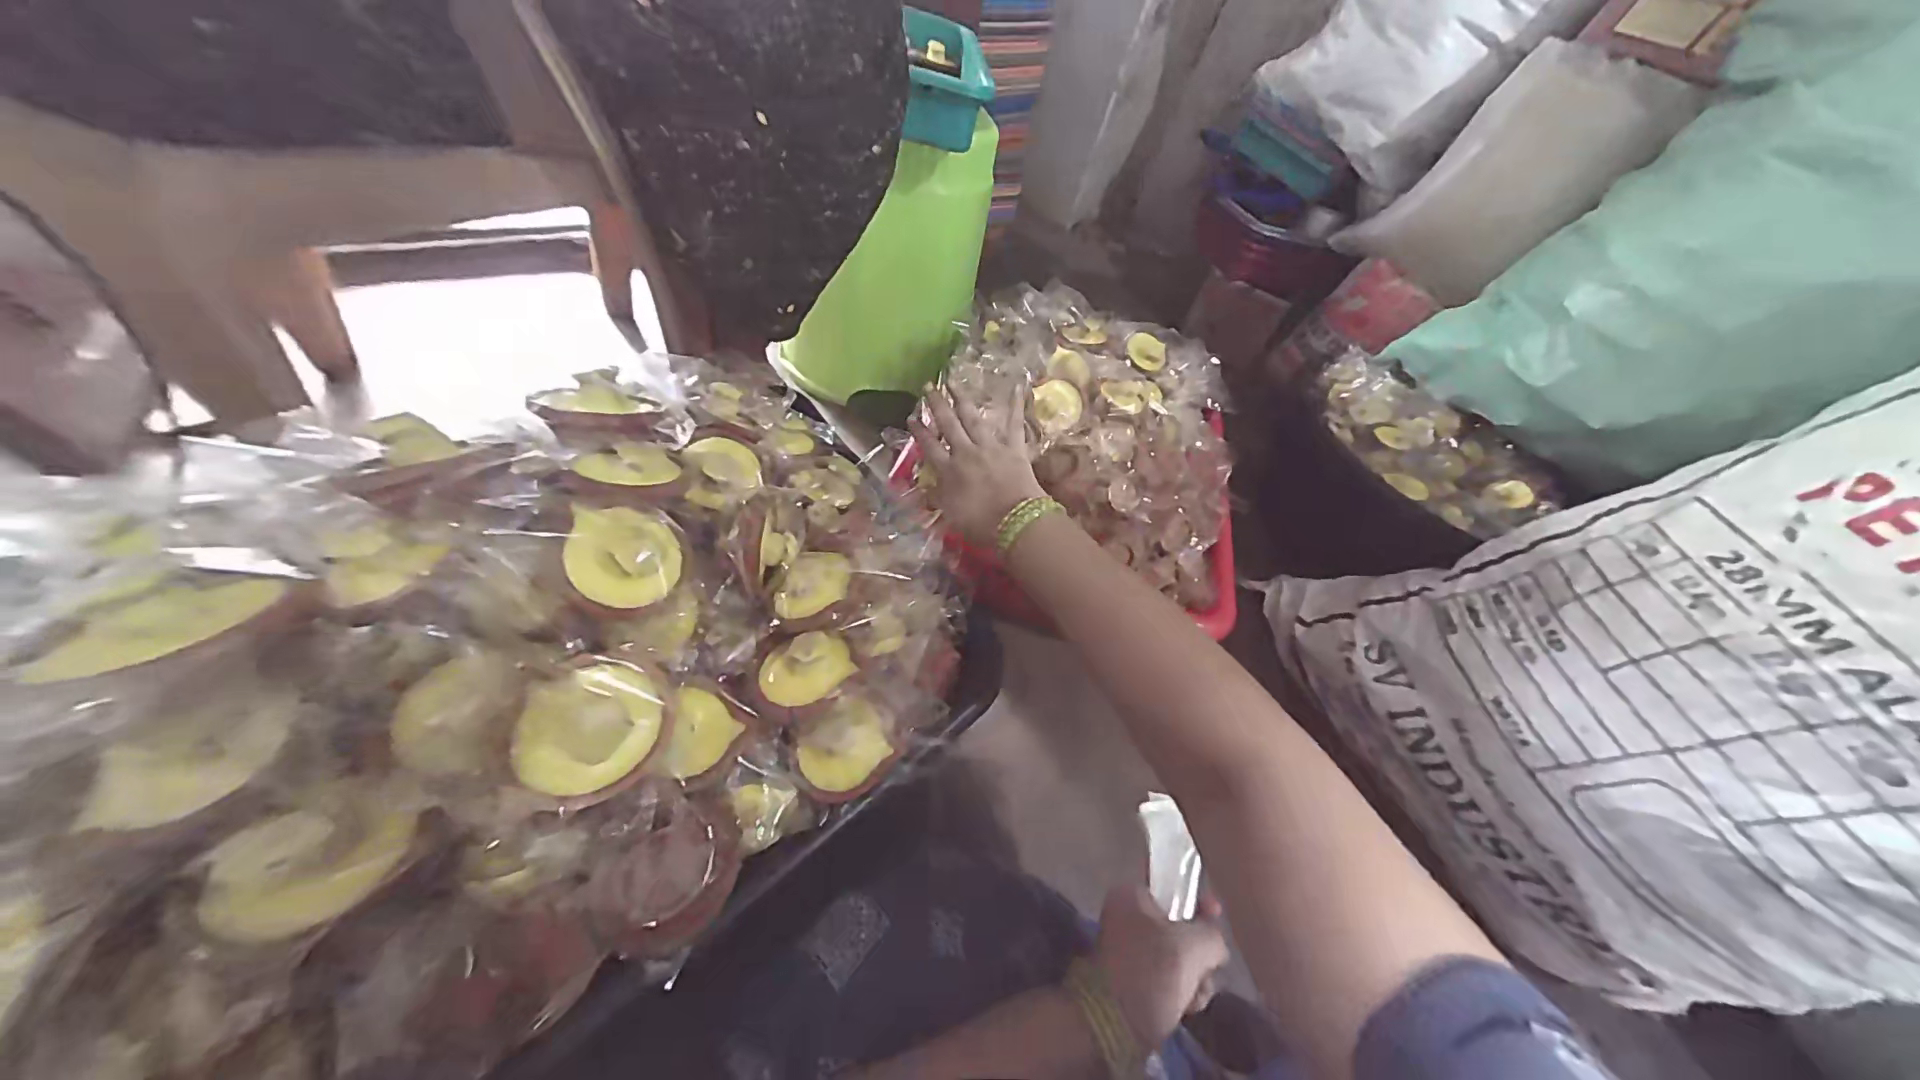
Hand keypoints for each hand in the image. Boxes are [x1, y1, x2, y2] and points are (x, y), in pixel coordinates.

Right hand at [910, 383, 1049, 549]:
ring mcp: (991, 447)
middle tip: (928, 386)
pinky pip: (1014, 423)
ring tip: (954, 382)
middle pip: (948, 424)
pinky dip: (1016, 405)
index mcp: (949, 470)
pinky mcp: (1014, 448)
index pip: (929, 446)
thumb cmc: (981, 525)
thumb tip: (928, 489)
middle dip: (937, 404)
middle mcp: (966, 453)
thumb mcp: (951, 515)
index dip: (919, 431)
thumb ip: (939, 498)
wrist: (1016, 522)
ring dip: (962, 399)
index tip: (911, 417)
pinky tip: (1016, 386)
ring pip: (973, 418)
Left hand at [1089, 885, 1229, 1049]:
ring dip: (1196, 976)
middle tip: (1205, 966)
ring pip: (1180, 955)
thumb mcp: (1193, 945)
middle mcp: (1126, 916)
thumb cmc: (1152, 971)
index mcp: (1130, 895)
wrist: (1115, 1023)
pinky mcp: (1137, 979)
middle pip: (1180, 924)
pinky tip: (1188, 1007)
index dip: (1195, 895)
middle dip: (1200, 951)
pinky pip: (1172, 977)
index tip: (1214, 912)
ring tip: (1195, 995)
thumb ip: (1213, 934)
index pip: (1168, 882)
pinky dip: (1184, 992)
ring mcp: (1131, 949)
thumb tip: (1213, 943)